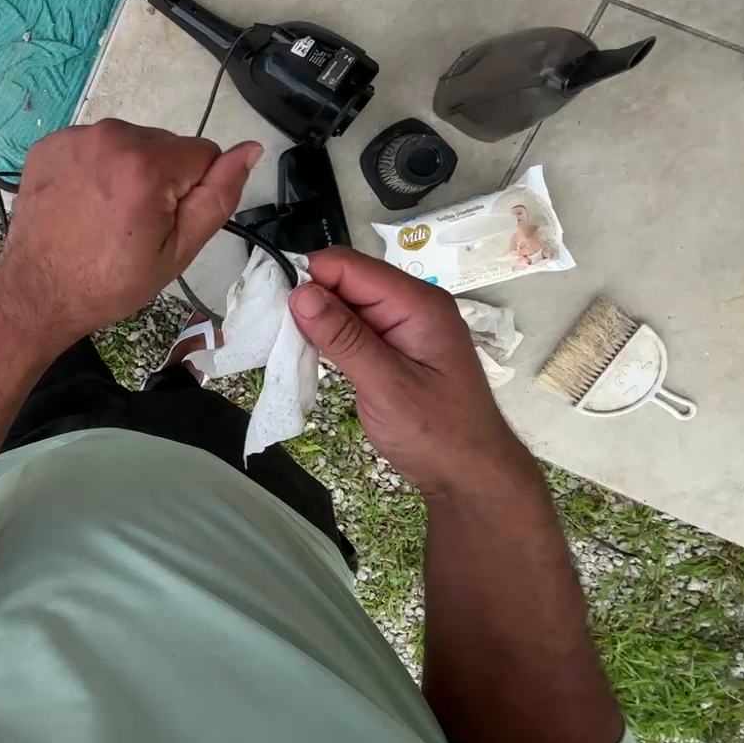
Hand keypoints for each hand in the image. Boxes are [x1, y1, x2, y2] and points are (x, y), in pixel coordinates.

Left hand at [0, 119, 259, 350]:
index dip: (191, 193)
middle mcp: (111, 136)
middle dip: (160, 179)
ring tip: (106, 216)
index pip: (204, 154)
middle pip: (166, 145)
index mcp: (147, 164)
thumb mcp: (177, 251)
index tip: (162, 224)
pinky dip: (95, 168)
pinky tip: (83, 203)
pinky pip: (95, 145)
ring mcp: (75, 138)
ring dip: (128, 171)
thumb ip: (218, 197)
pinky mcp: (50, 144)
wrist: (37, 294)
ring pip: (131, 143)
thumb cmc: (109, 283)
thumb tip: (250, 150)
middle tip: (132, 225)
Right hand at [287, 248, 541, 502]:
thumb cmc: (437, 433)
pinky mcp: (389, 346)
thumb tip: (300, 293)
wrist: (470, 476)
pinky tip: (307, 351)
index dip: (309, 275)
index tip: (272, 302)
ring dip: (313, 317)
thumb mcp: (386, 385)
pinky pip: (349, 326)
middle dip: (307, 296)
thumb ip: (343, 337)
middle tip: (273, 326)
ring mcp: (400, 326)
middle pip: (345, 279)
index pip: (350, 266)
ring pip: (343, 303)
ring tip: (285, 341)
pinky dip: (325, 335)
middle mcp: (409, 305)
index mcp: (417, 304)